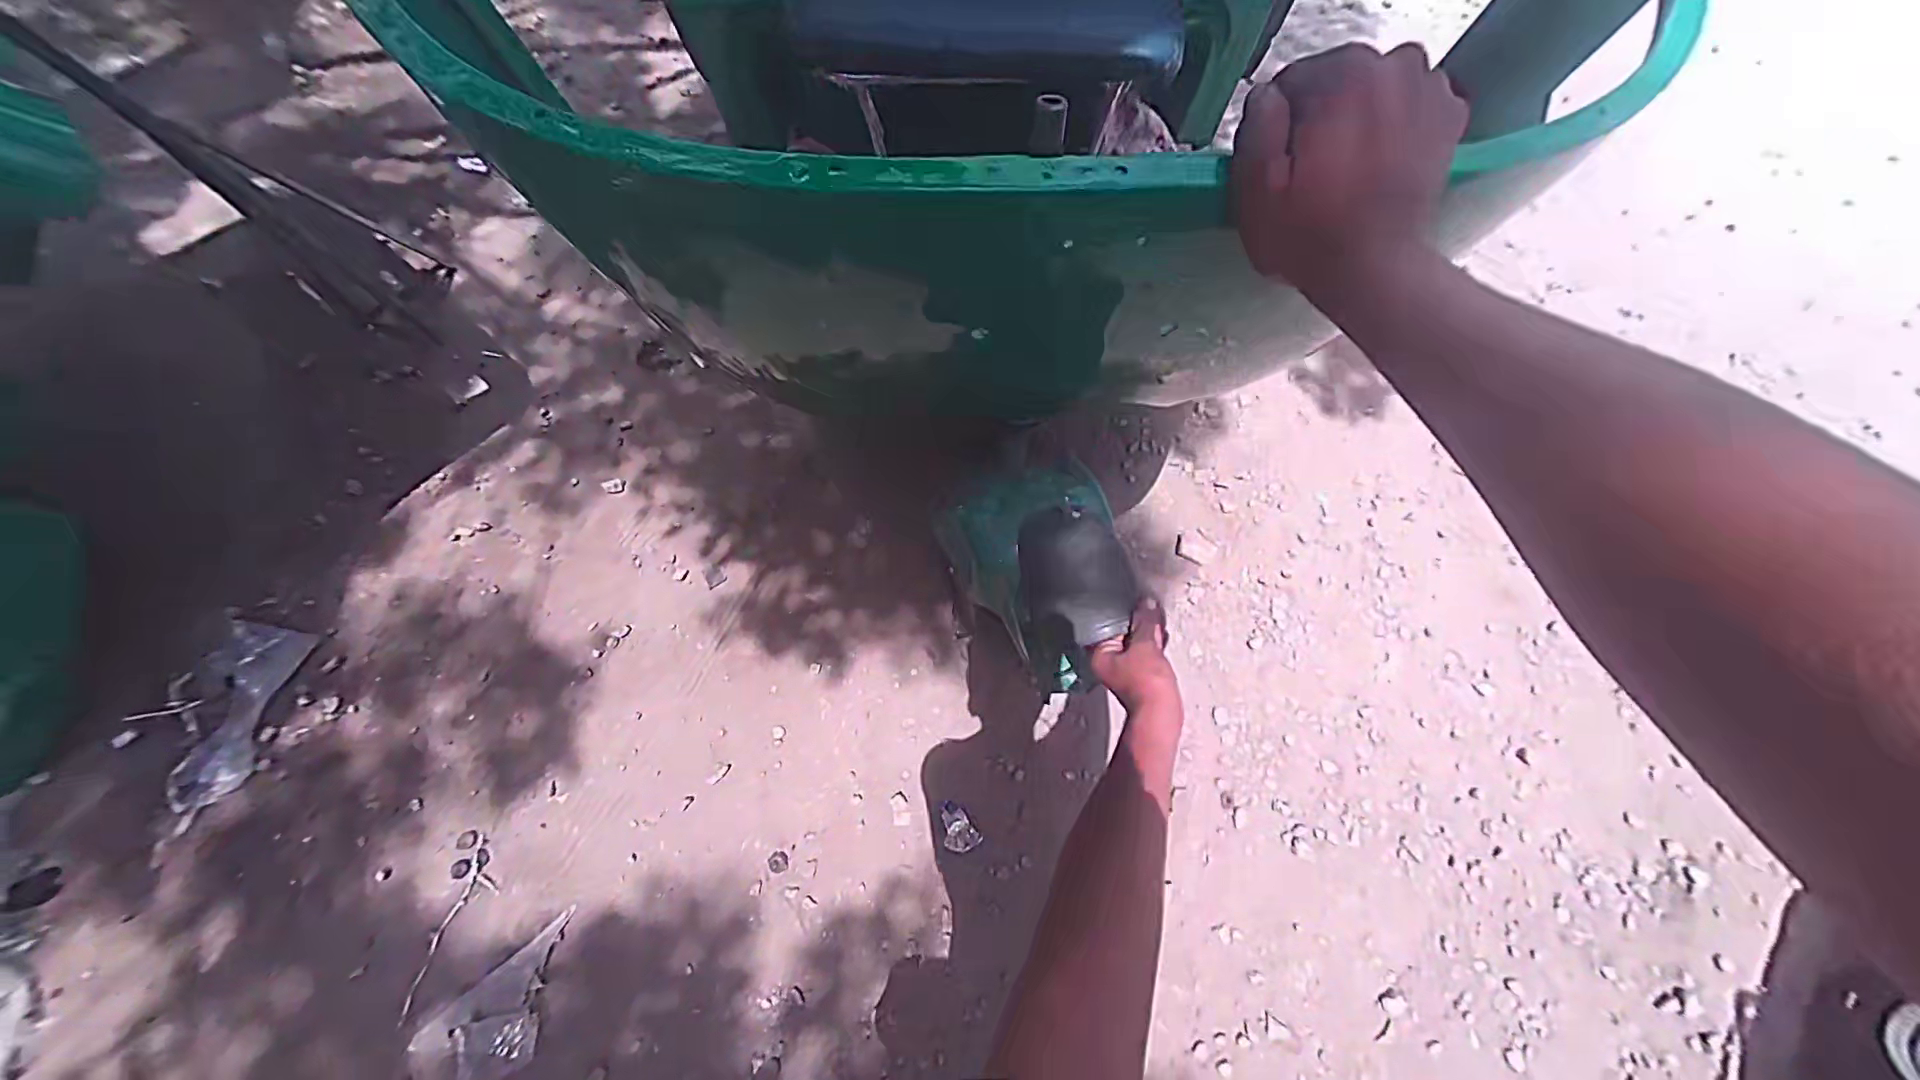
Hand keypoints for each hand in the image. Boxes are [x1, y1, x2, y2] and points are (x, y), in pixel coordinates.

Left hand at [1088, 600, 1180, 712]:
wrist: (1161, 713)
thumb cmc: (1147, 684)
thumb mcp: (1146, 646)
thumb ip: (1145, 622)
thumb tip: (1146, 603)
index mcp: (1099, 654)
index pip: (1108, 624)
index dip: (1124, 612)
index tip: (1137, 602)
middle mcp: (1108, 662)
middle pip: (1122, 633)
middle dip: (1137, 622)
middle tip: (1150, 609)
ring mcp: (1123, 669)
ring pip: (1134, 643)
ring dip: (1147, 632)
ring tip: (1158, 621)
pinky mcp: (1139, 675)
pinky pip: (1144, 653)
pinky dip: (1152, 644)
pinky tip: (1162, 636)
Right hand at [1231, 43, 1467, 297]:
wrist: (1371, 269)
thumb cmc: (1308, 239)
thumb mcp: (1255, 194)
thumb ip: (1256, 131)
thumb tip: (1264, 99)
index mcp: (1340, 83)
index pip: (1291, 80)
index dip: (1276, 124)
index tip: (1277, 162)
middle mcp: (1391, 71)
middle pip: (1335, 78)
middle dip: (1318, 117)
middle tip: (1308, 170)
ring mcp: (1427, 91)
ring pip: (1372, 87)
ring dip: (1354, 118)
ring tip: (1341, 168)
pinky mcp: (1445, 117)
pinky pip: (1406, 103)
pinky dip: (1388, 124)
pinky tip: (1373, 163)